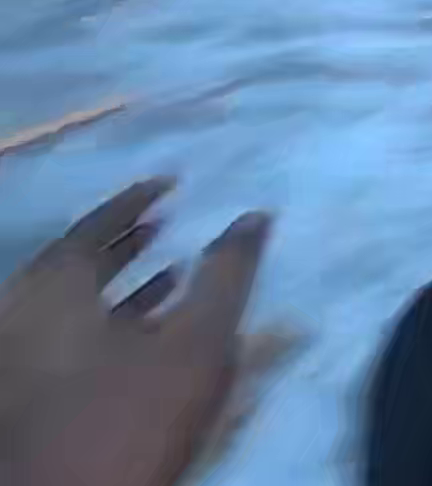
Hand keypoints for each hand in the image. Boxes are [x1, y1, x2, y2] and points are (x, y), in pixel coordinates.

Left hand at [0, 179, 270, 485]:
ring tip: (168, 255)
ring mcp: (20, 367)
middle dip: (117, 239)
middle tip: (166, 213)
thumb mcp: (203, 331)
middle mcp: (19, 330)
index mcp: (48, 308)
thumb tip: (254, 215)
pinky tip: (153, 309)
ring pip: (63, 305)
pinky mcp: (33, 393)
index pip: (81, 240)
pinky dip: (109, 309)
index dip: (127, 206)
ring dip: (115, 275)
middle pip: (61, 272)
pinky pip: (65, 333)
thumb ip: (231, 269)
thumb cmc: (141, 403)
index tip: (169, 182)